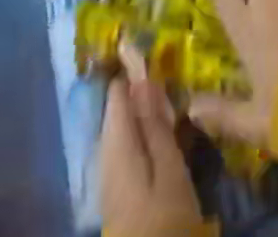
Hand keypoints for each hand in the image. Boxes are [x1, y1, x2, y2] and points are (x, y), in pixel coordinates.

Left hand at [101, 75, 204, 236]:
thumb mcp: (169, 171)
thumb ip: (155, 125)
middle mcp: (104, 150)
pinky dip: (144, 135)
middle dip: (142, 91)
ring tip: (173, 105)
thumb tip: (144, 78)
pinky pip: (127, 146)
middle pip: (118, 108)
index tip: (161, 57)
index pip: (118, 90)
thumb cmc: (163, 222)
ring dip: (145, 114)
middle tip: (173, 81)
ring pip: (123, 127)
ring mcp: (108, 170)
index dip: (136, 70)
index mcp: (115, 140)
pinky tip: (163, 138)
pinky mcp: (117, 187)